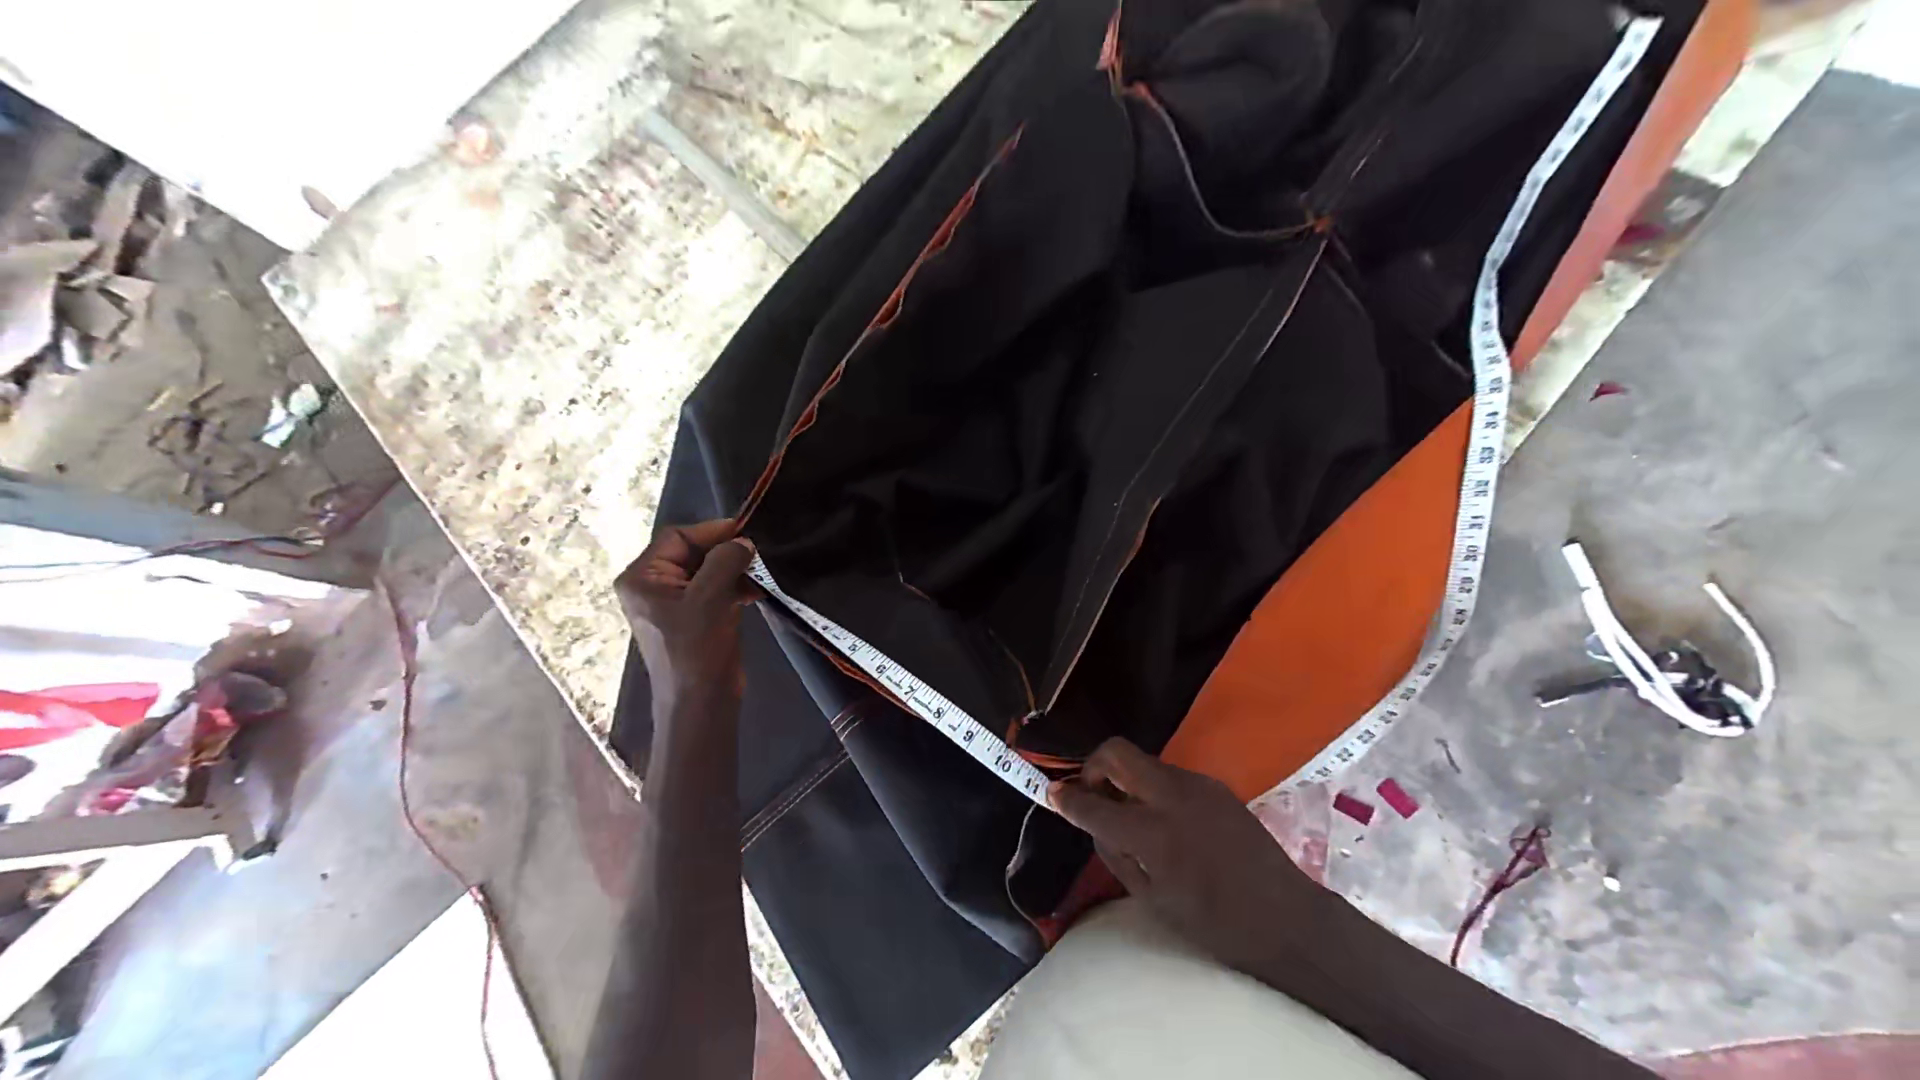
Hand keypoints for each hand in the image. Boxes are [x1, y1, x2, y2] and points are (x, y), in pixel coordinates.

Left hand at [614, 519, 757, 713]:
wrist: (701, 703)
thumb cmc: (696, 650)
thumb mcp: (708, 599)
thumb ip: (725, 561)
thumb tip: (744, 542)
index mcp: (642, 578)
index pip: (677, 537)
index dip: (712, 531)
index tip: (747, 532)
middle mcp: (654, 586)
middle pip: (693, 552)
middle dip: (726, 551)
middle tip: (758, 552)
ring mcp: (676, 604)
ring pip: (709, 571)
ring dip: (735, 570)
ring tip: (761, 572)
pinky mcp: (696, 618)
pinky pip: (716, 590)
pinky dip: (736, 587)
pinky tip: (757, 590)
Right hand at [1048, 737, 1326, 974]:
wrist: (1287, 919)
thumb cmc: (1215, 924)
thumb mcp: (1152, 898)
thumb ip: (1115, 853)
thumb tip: (1094, 823)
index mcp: (1154, 834)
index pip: (1094, 804)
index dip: (1066, 798)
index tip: (1053, 794)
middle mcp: (1173, 797)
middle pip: (1116, 752)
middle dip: (1093, 767)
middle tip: (1091, 794)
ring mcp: (1198, 784)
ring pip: (1143, 763)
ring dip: (1125, 780)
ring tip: (1129, 814)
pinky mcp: (1214, 785)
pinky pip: (1169, 776)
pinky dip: (1152, 789)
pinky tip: (1163, 820)